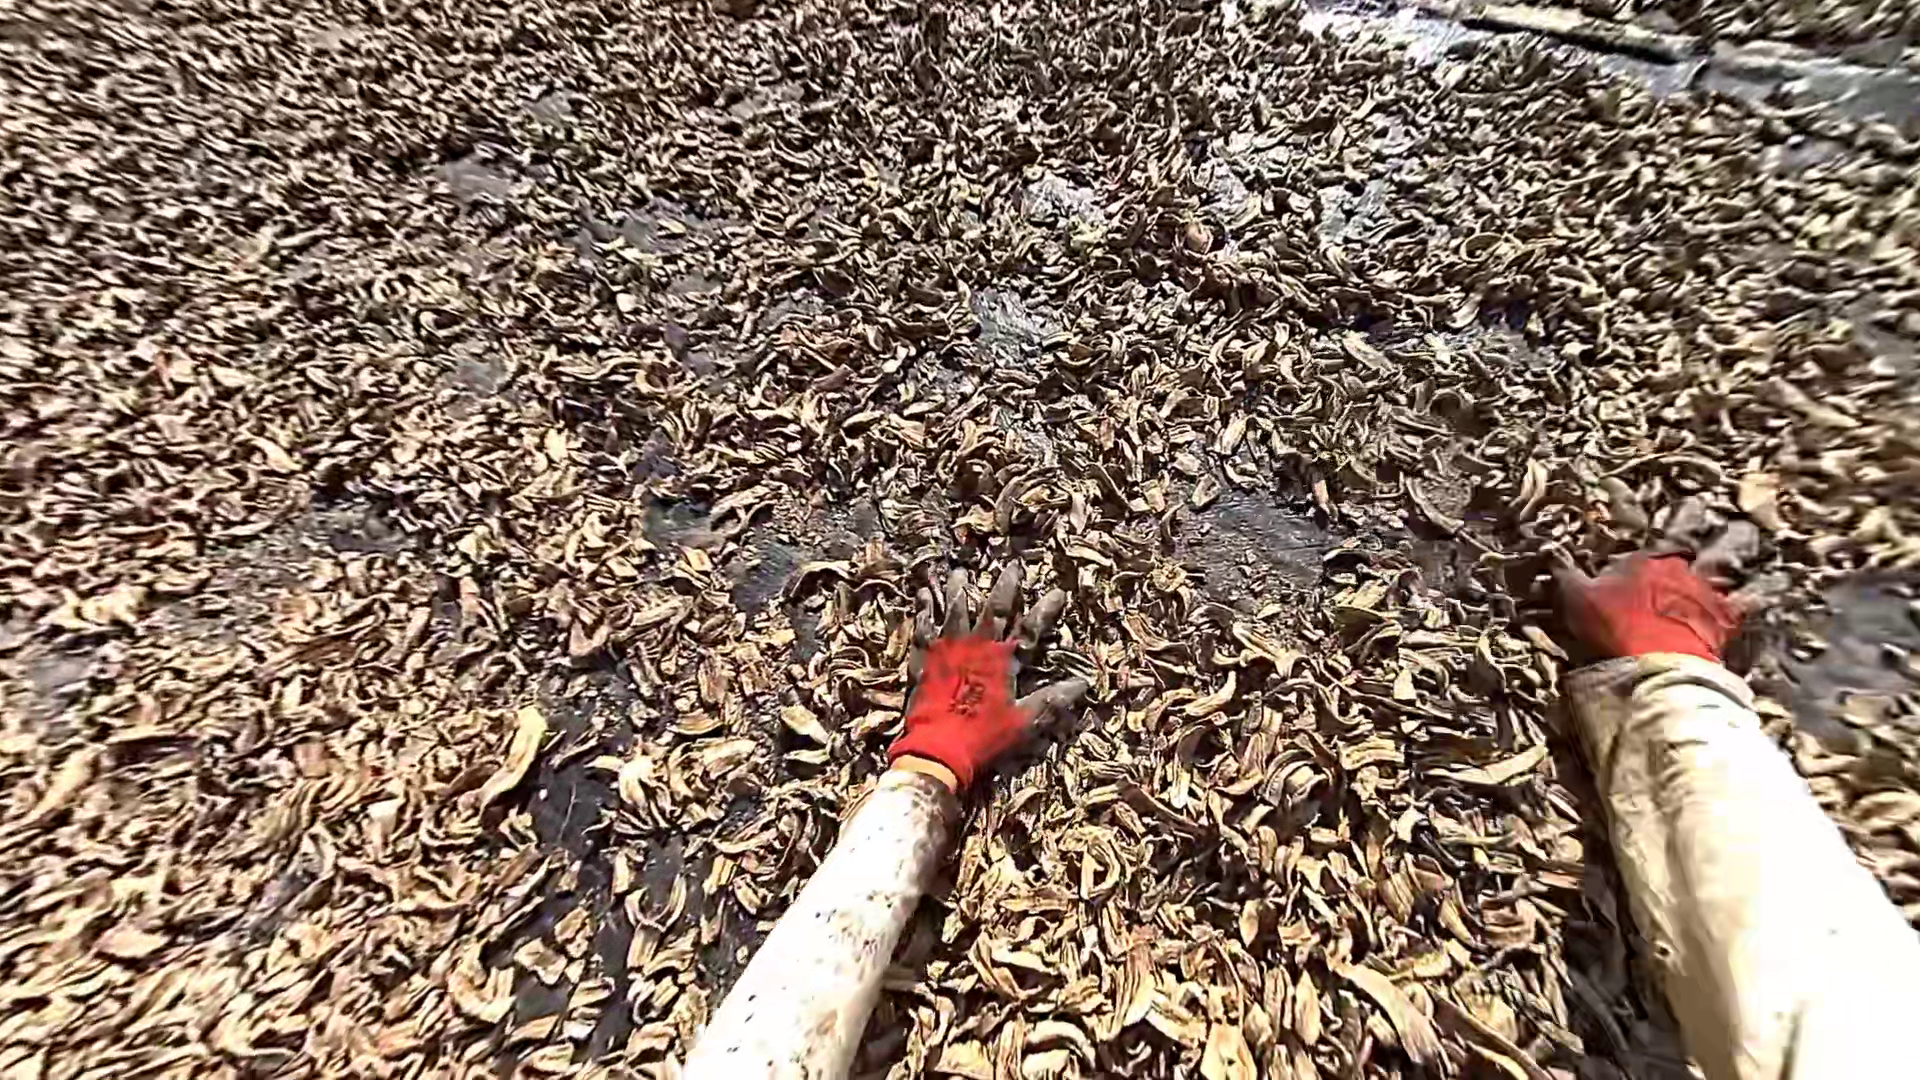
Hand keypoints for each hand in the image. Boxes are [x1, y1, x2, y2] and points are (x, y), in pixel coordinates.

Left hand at [888, 563, 1088, 790]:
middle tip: (1012, 567)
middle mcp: (977, 646)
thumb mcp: (1024, 721)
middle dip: (1005, 587)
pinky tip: (924, 593)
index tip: (1058, 592)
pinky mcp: (927, 657)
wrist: (938, 748)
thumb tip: (1084, 684)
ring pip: (957, 609)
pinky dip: (925, 608)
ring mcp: (949, 648)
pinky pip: (925, 625)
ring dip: (960, 589)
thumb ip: (1052, 700)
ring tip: (961, 572)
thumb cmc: (984, 735)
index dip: (1045, 610)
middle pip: (994, 608)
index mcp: (1003, 659)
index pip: (1030, 627)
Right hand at [1555, 553, 1739, 661]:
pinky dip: (1700, 620)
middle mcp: (1683, 570)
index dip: (1618, 569)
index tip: (1608, 582)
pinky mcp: (1728, 622)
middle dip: (1651, 583)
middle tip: (1631, 602)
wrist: (1659, 664)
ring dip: (1675, 601)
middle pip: (1665, 571)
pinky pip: (1714, 614)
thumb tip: (1553, 556)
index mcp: (1645, 558)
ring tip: (1654, 621)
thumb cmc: (1614, 624)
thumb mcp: (1573, 595)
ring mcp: (1710, 596)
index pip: (1632, 555)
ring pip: (1690, 591)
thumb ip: (1565, 573)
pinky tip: (1680, 632)